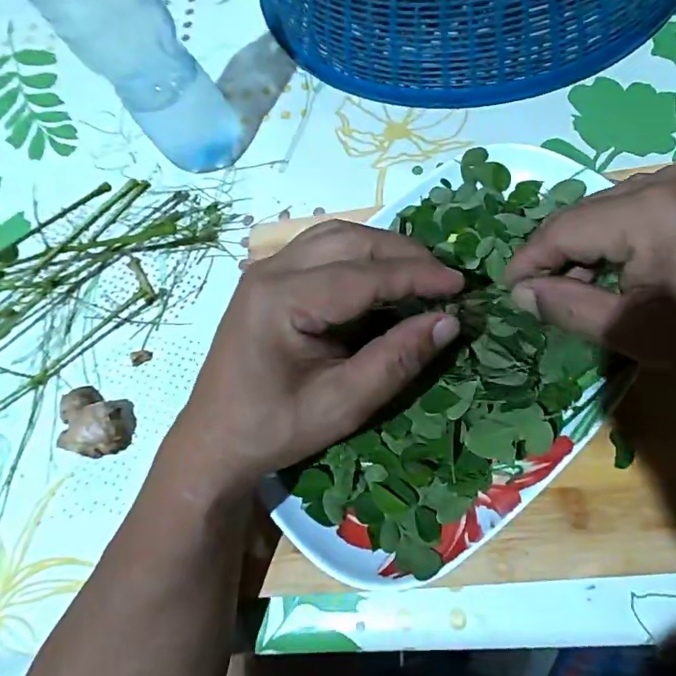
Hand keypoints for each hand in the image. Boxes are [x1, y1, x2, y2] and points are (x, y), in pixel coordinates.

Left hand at [164, 221, 463, 496]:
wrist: (214, 440)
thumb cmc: (274, 428)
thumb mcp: (342, 403)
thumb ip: (396, 360)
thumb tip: (448, 321)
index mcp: (281, 300)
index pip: (364, 274)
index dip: (417, 275)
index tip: (461, 285)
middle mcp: (270, 271)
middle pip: (350, 241)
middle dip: (404, 254)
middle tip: (446, 279)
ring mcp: (265, 269)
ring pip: (336, 236)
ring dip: (383, 248)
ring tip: (422, 273)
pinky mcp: (268, 278)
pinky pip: (321, 247)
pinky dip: (359, 253)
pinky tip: (382, 274)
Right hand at [503, 163, 675, 389]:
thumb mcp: (639, 331)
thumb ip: (569, 307)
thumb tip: (522, 292)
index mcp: (641, 208)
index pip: (559, 229)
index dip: (527, 263)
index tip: (509, 295)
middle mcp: (660, 179)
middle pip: (583, 214)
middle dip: (557, 256)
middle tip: (546, 299)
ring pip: (611, 209)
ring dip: (589, 247)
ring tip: (585, 290)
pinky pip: (643, 208)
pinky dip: (622, 238)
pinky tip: (629, 271)